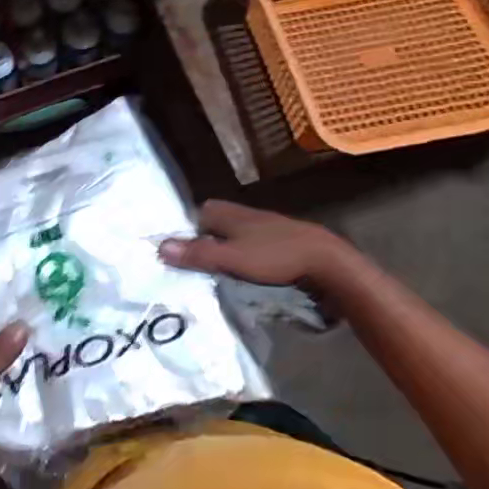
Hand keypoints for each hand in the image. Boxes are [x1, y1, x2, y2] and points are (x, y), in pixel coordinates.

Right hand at [159, 200, 357, 287]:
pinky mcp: (284, 242)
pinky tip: (250, 274)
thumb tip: (159, 246)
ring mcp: (267, 227)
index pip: (196, 214)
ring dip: (228, 251)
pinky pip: (255, 246)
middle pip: (216, 224)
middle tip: (197, 267)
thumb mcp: (231, 259)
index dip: (187, 231)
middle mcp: (245, 214)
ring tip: (220, 274)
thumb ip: (197, 253)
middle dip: (206, 241)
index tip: (179, 253)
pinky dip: (248, 257)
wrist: (330, 263)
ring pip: (236, 235)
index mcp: (228, 213)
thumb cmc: (276, 257)